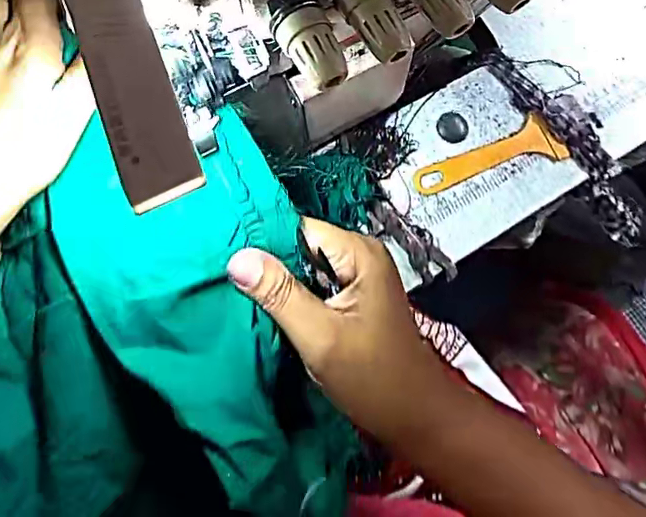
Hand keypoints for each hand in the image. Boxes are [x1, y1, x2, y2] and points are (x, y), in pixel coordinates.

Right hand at [226, 218, 456, 442]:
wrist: (415, 416)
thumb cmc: (372, 378)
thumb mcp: (320, 337)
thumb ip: (280, 295)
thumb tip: (238, 258)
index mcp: (359, 252)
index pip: (301, 228)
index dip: (266, 242)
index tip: (230, 257)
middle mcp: (362, 254)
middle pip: (304, 245)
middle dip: (272, 263)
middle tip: (233, 281)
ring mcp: (360, 275)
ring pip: (308, 266)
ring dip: (283, 282)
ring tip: (247, 295)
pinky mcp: (356, 295)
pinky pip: (318, 284)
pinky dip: (297, 296)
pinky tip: (275, 311)